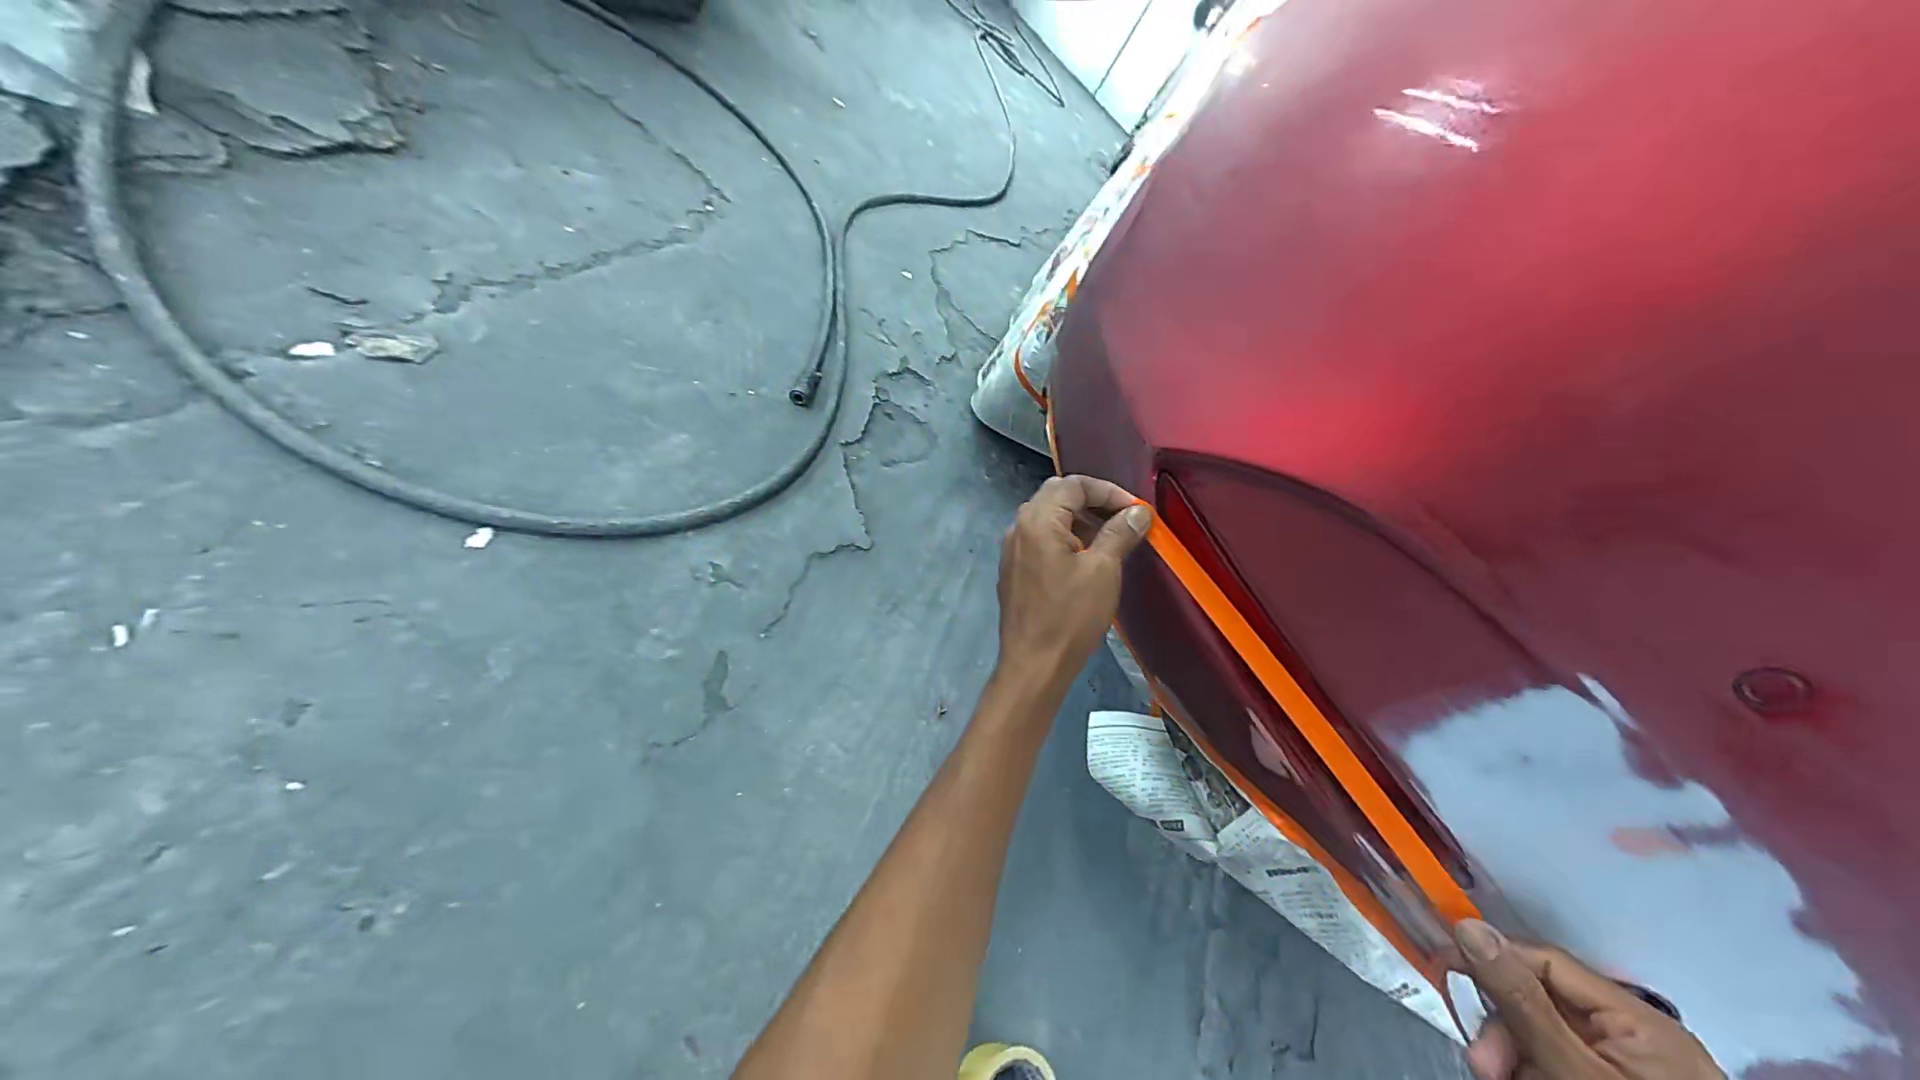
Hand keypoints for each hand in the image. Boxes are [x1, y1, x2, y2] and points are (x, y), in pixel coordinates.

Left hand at [993, 475, 1152, 693]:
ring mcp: (1012, 550)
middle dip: (1093, 502)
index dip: (1108, 491)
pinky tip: (1087, 559)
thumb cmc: (1070, 617)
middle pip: (1057, 496)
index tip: (1135, 510)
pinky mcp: (1014, 571)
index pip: (1073, 485)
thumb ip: (1119, 533)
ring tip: (1111, 539)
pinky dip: (1065, 539)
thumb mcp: (1103, 570)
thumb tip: (1137, 512)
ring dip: (1080, 521)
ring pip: (1048, 519)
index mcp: (1037, 521)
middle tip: (1124, 519)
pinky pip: (1040, 541)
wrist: (1034, 665)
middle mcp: (1018, 528)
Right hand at [1455, 920, 1725, 1079]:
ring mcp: (1631, 1070)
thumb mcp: (1570, 1071)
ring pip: (1545, 1036)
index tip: (1447, 978)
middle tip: (1482, 1066)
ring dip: (1512, 1057)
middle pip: (1542, 1002)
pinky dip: (1533, 1071)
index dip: (1493, 962)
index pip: (1544, 960)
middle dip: (1502, 1031)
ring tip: (1498, 1079)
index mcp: (1639, 1021)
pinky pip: (1560, 1063)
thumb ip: (1521, 999)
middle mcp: (1638, 1038)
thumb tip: (1469, 927)